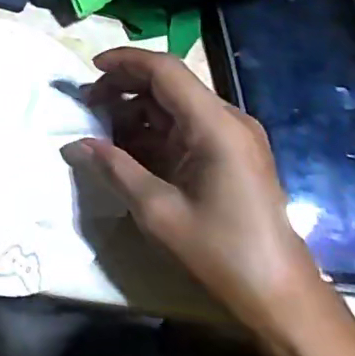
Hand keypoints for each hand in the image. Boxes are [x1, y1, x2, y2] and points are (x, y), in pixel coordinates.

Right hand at [66, 47, 327, 332]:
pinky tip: (130, 151)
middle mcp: (228, 119)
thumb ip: (115, 169)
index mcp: (214, 124)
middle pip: (170, 84)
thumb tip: (75, 144)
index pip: (165, 70)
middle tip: (89, 105)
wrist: (279, 293)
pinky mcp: (234, 154)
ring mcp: (234, 136)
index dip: (124, 62)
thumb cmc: (219, 252)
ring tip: (103, 132)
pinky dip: (157, 132)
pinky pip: (189, 128)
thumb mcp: (158, 212)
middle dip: (126, 87)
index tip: (89, 70)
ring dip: (139, 111)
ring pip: (178, 105)